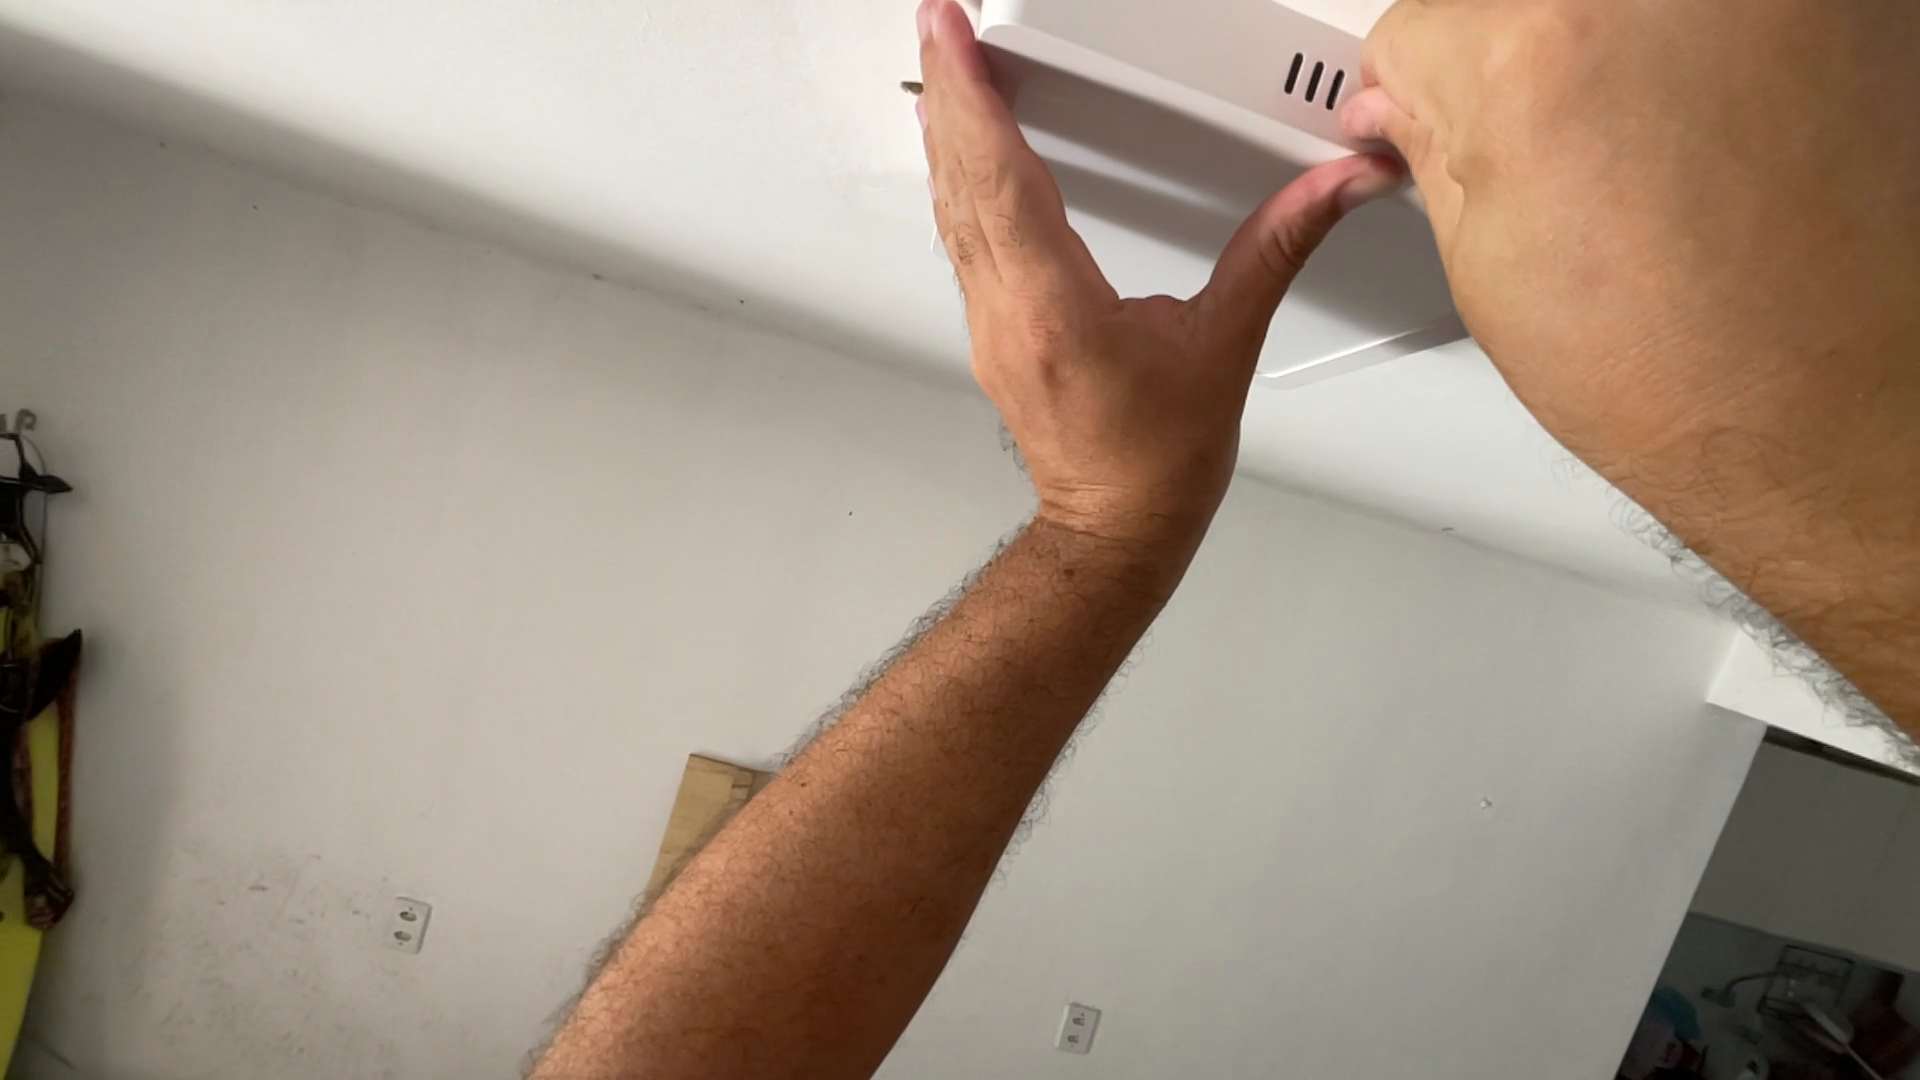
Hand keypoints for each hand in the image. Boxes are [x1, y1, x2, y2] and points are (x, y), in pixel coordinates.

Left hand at [917, 0, 1401, 563]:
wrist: (1115, 522)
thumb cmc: (1157, 461)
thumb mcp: (1224, 348)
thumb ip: (1274, 252)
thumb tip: (1334, 185)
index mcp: (1058, 313)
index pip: (1001, 185)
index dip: (973, 104)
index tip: (949, 36)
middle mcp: (1010, 318)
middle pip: (965, 191)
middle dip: (949, 100)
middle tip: (937, 24)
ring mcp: (992, 331)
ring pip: (955, 221)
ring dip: (948, 145)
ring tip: (943, 76)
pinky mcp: (994, 339)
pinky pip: (964, 252)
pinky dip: (960, 194)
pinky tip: (963, 166)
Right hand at [1342, 1, 1919, 724]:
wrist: (1803, 396)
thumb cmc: (1652, 354)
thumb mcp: (1478, 250)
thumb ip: (1430, 147)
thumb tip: (1397, 103)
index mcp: (1539, 54)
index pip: (1410, 26)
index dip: (1394, 91)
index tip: (1405, 118)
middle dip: (1477, 57)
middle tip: (1494, 133)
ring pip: (1598, 1)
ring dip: (1574, 51)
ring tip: (1596, 140)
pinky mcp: (1847, 0)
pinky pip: (1698, 14)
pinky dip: (1667, 52)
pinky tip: (1671, 127)